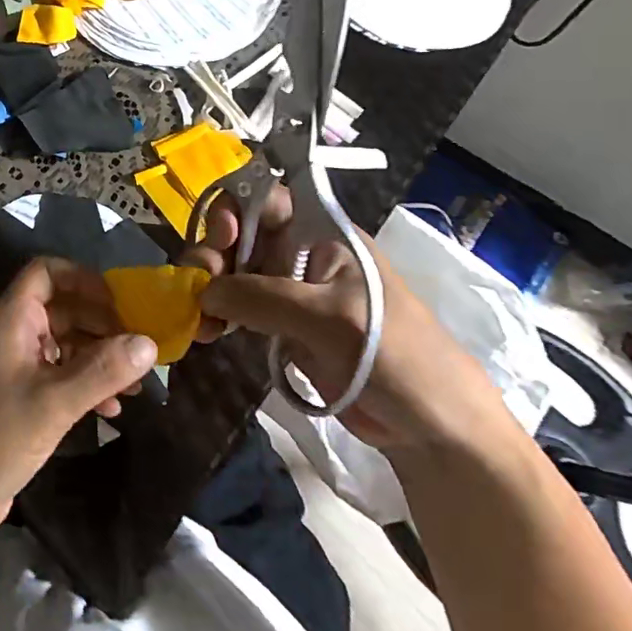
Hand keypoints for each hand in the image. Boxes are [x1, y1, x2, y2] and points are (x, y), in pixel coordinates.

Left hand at [0, 258, 157, 545]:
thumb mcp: (54, 403)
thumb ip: (101, 370)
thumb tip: (150, 342)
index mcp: (10, 318)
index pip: (46, 272)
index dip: (84, 279)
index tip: (124, 303)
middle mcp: (12, 332)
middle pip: (62, 306)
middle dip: (103, 322)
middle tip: (144, 349)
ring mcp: (15, 363)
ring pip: (65, 341)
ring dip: (101, 356)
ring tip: (138, 385)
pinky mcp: (21, 393)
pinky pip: (60, 372)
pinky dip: (87, 382)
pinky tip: (113, 409)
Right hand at [179, 191, 499, 453]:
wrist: (433, 430)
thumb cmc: (397, 359)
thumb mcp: (329, 319)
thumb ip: (260, 298)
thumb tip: (201, 293)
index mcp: (325, 237)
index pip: (267, 200)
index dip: (236, 209)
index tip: (224, 240)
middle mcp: (302, 256)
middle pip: (237, 235)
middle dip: (211, 255)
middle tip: (198, 288)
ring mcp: (288, 291)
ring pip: (228, 271)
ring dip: (204, 288)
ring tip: (199, 320)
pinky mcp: (278, 325)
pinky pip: (232, 306)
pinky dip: (212, 314)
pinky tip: (205, 332)